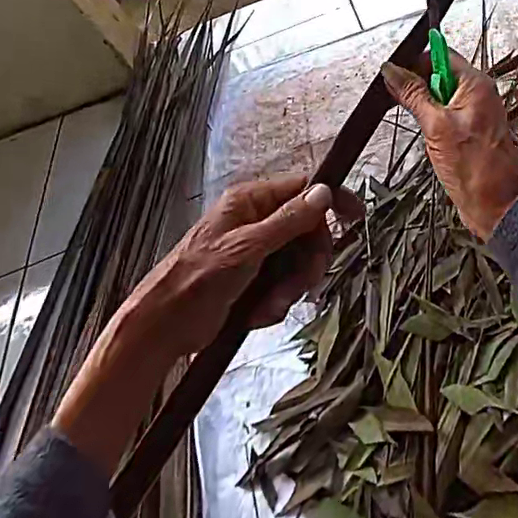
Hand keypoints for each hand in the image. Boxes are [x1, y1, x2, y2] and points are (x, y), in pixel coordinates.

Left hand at [52, 174, 361, 465]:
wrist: (161, 328)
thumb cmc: (197, 280)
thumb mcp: (246, 248)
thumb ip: (287, 221)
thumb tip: (323, 191)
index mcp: (250, 201)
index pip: (302, 188)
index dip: (330, 201)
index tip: (356, 218)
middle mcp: (256, 220)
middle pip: (306, 230)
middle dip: (307, 261)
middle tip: (304, 284)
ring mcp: (256, 250)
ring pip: (297, 261)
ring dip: (290, 288)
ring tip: (269, 307)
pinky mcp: (253, 278)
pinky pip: (283, 284)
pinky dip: (276, 302)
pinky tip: (257, 314)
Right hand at [382, 48, 517, 238]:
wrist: (495, 206)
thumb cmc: (475, 169)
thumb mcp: (435, 126)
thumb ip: (413, 95)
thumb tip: (392, 71)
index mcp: (476, 85)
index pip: (441, 55)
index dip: (416, 62)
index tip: (396, 75)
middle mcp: (478, 94)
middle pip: (439, 74)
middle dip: (417, 84)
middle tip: (399, 100)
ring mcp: (474, 112)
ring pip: (440, 95)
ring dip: (422, 104)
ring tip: (415, 121)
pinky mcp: (469, 130)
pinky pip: (445, 113)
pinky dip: (430, 119)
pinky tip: (425, 134)